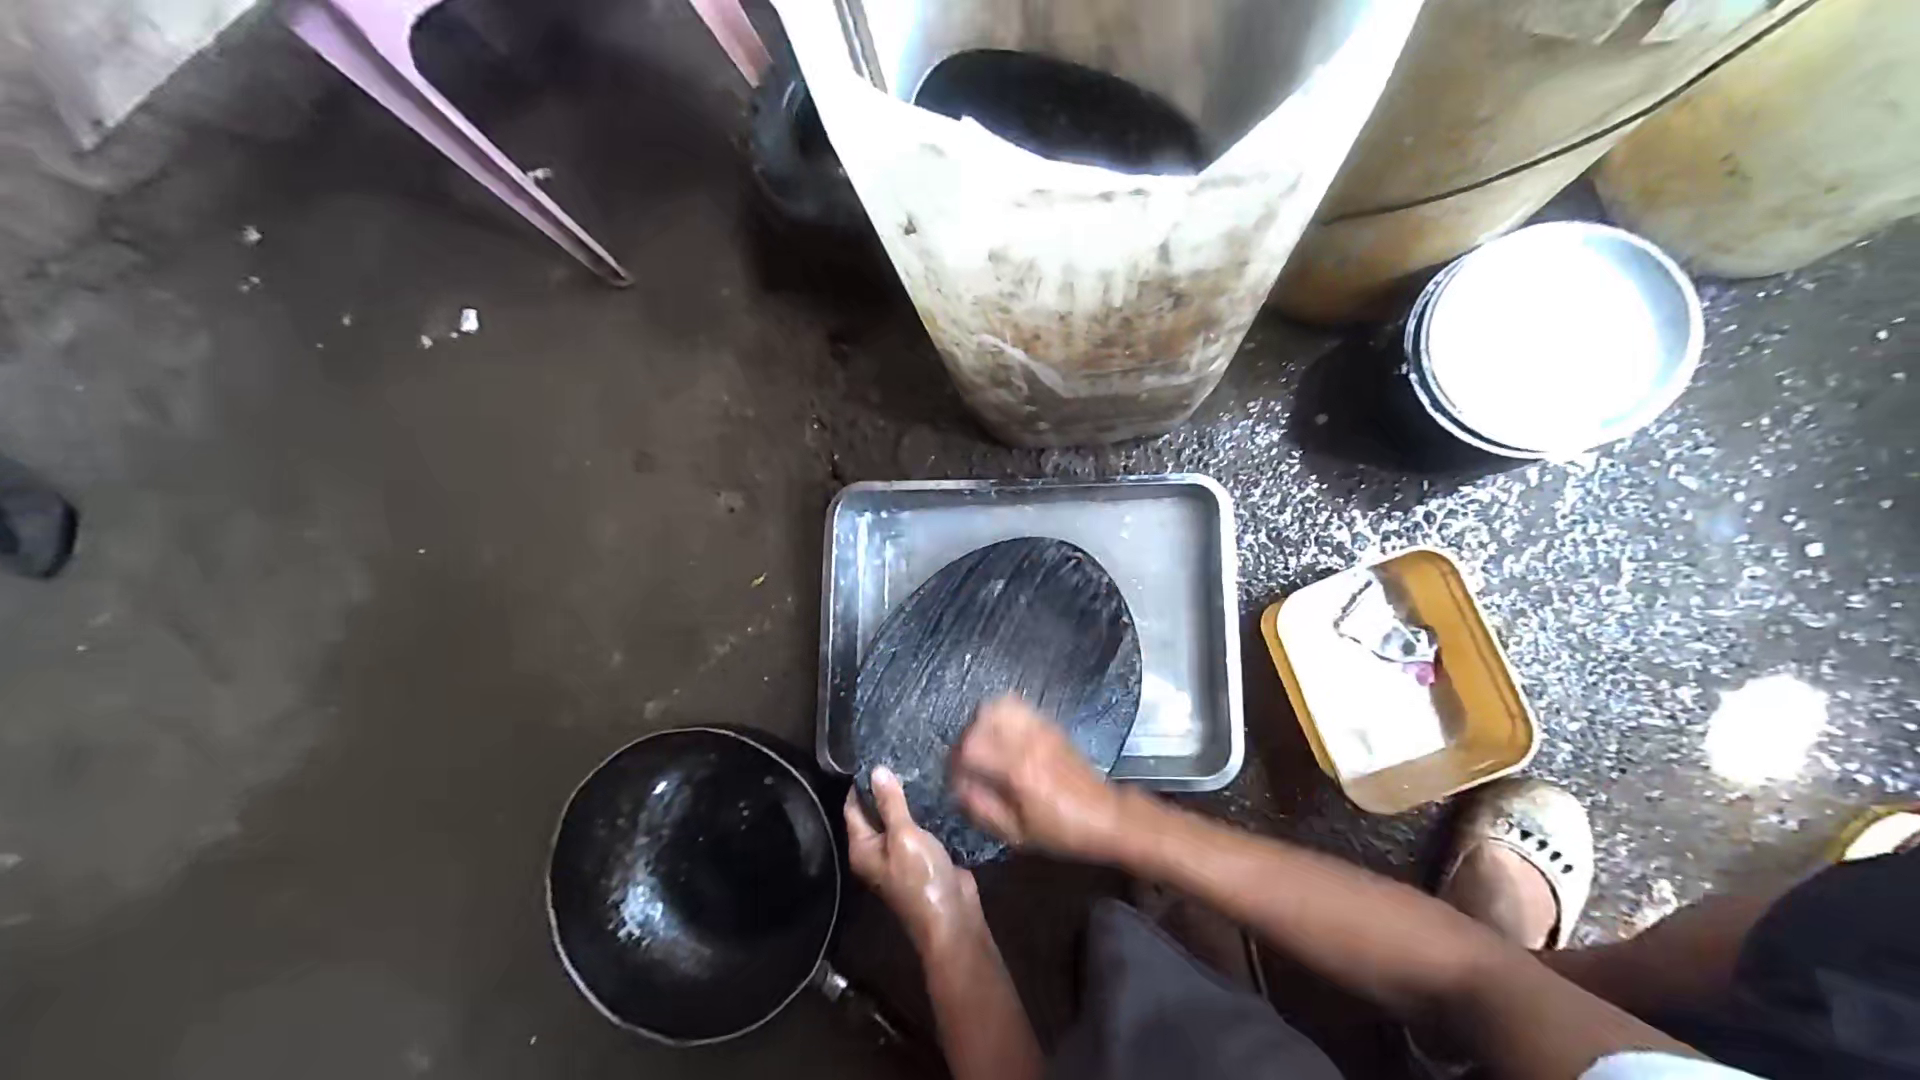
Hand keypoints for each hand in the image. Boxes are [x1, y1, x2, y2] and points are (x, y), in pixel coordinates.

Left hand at [845, 765, 982, 952]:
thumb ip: (890, 803)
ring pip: (899, 817)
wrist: (952, 917)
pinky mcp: (924, 854)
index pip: (853, 807)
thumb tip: (876, 770)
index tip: (875, 753)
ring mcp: (901, 853)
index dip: (861, 782)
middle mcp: (877, 849)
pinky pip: (919, 825)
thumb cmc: (920, 876)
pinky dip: (925, 809)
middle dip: (887, 785)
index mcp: (862, 847)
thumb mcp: (902, 835)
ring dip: (908, 796)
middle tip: (900, 753)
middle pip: (876, 810)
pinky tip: (935, 787)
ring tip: (918, 763)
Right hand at [950, 695, 1138, 860]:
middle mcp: (1027, 740)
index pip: (970, 747)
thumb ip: (981, 808)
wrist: (1106, 815)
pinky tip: (1002, 736)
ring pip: (998, 705)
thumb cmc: (1061, 831)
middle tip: (967, 762)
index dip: (955, 762)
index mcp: (1018, 769)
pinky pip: (1017, 705)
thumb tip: (958, 787)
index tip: (957, 778)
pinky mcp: (1050, 724)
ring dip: (982, 722)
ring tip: (984, 745)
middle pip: (980, 719)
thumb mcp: (1016, 833)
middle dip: (965, 739)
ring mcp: (1040, 728)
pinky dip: (1002, 714)